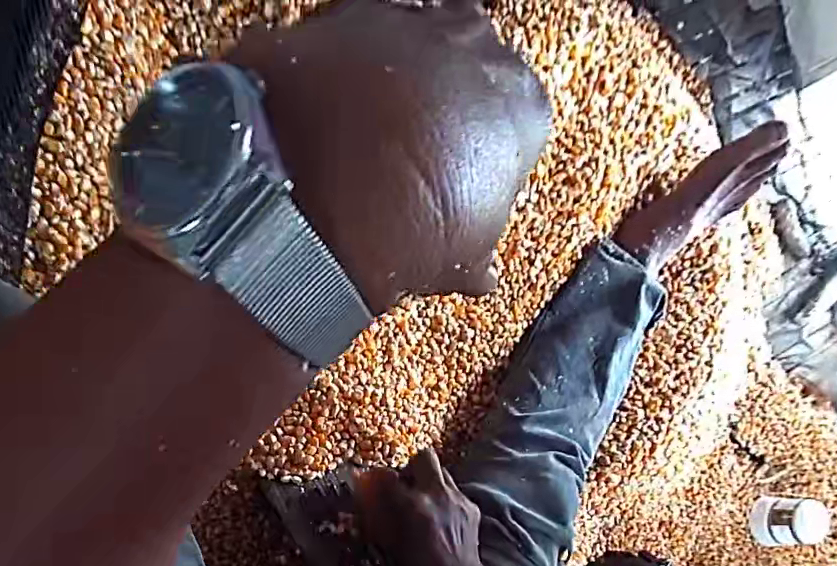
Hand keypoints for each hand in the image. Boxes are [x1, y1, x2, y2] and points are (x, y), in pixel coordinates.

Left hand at [229, 0, 550, 312]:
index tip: (459, 190)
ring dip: (398, 88)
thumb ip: (479, 255)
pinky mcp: (346, 17)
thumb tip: (480, 270)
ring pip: (416, 52)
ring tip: (369, 142)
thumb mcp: (457, 266)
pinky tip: (333, 117)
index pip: (513, 130)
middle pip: (466, 81)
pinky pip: (357, 41)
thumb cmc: (397, 232)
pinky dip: (347, 74)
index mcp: (522, 108)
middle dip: (443, 117)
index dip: (481, 165)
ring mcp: (411, 23)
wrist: (313, 210)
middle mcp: (478, 46)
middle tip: (412, 165)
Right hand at [354, 449, 490, 565]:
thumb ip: (381, 514)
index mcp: (414, 505)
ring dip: (430, 479)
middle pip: (423, 457)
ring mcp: (457, 498)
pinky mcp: (471, 506)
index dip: (379, 476)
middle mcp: (437, 494)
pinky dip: (445, 498)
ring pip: (442, 472)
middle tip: (406, 482)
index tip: (374, 479)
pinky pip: (455, 491)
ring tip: (424, 498)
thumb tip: (368, 493)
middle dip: (412, 465)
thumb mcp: (393, 541)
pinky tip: (442, 515)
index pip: (389, 476)